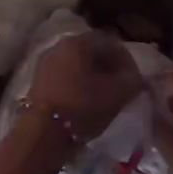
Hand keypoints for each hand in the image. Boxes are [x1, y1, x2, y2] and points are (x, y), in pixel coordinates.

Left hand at [23, 30, 140, 143]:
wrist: (44, 131)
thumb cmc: (83, 106)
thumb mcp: (117, 94)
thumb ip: (131, 80)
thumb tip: (133, 77)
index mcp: (77, 42)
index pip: (110, 43)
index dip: (126, 60)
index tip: (135, 78)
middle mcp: (58, 46)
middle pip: (91, 51)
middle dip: (109, 67)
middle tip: (121, 85)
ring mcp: (45, 62)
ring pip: (77, 64)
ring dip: (93, 76)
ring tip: (105, 95)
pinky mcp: (38, 80)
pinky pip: (64, 75)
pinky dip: (78, 83)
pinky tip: (86, 100)